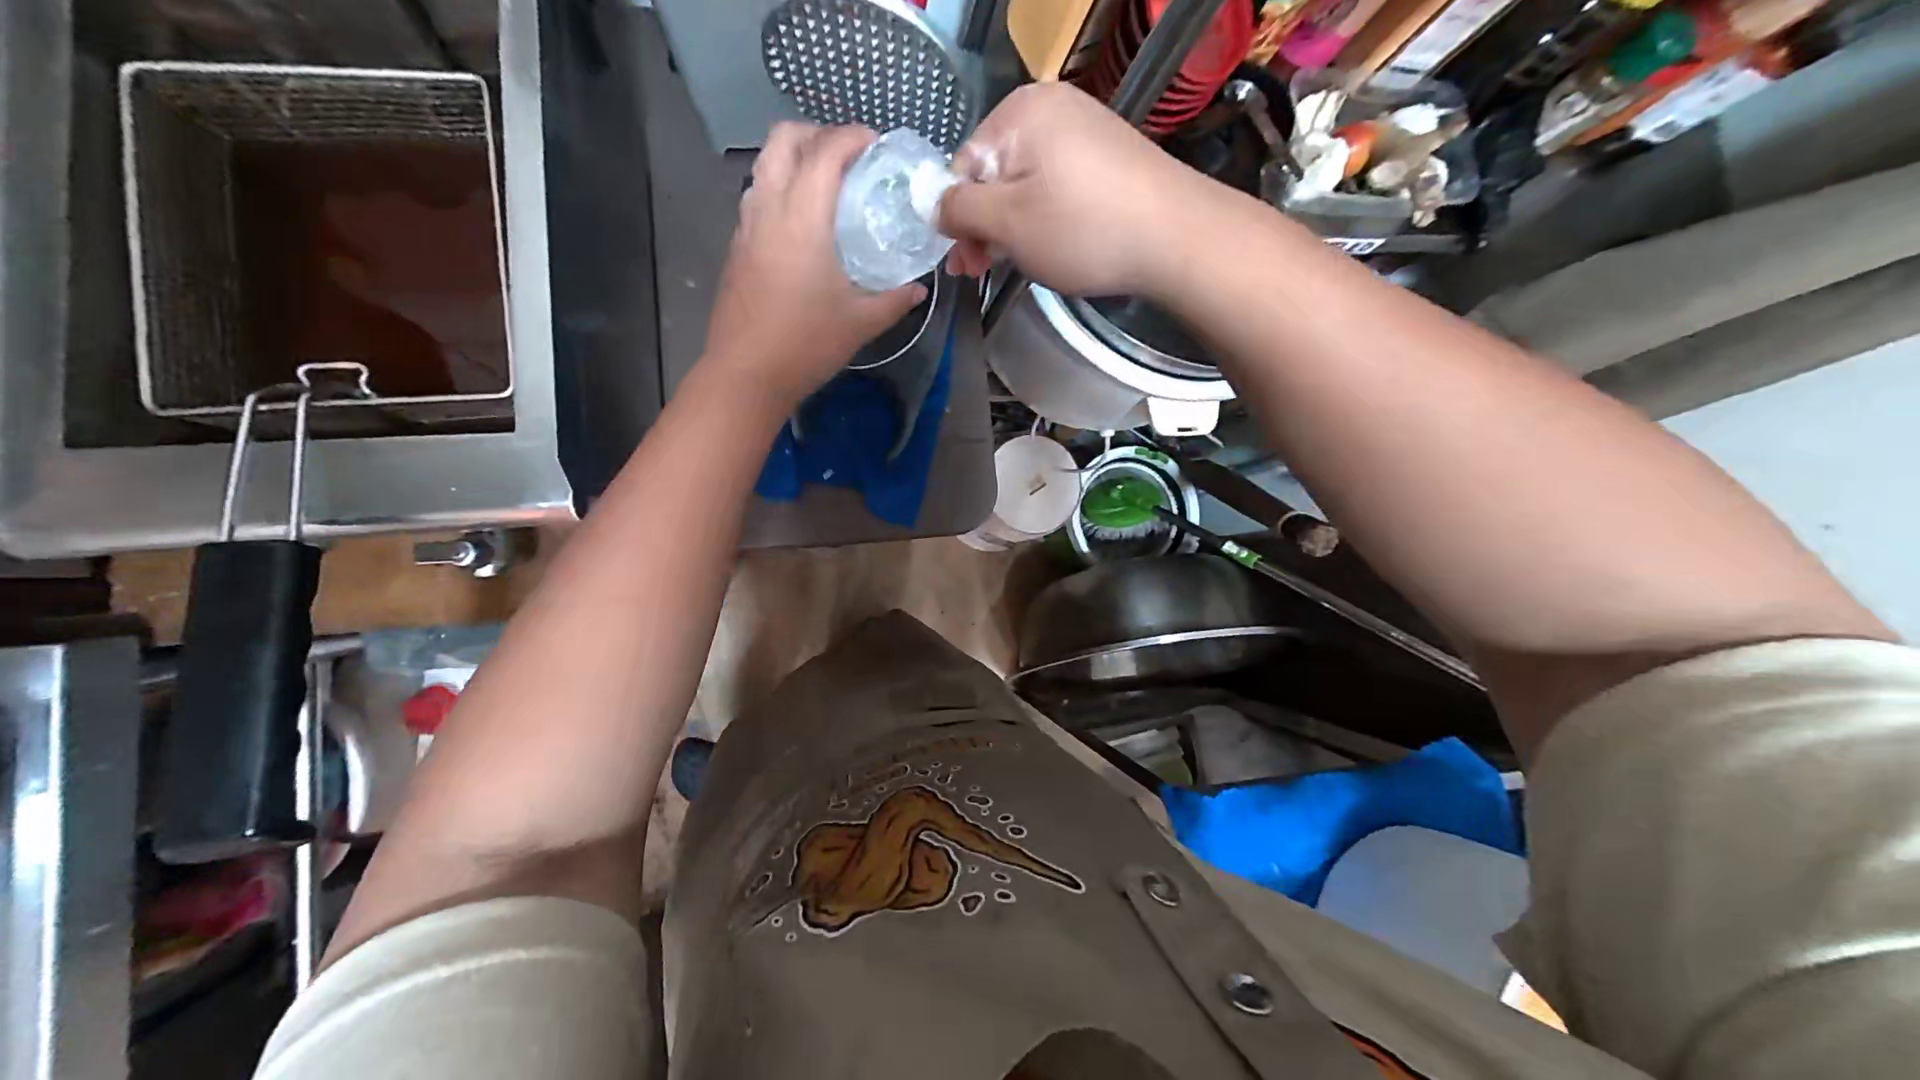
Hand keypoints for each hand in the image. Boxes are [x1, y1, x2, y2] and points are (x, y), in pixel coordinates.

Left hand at [701, 123, 926, 411]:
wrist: (746, 374)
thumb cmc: (807, 344)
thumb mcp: (861, 322)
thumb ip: (895, 300)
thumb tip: (918, 289)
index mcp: (802, 217)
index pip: (826, 150)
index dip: (854, 137)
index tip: (877, 146)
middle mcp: (769, 207)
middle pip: (784, 139)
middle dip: (817, 134)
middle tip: (848, 159)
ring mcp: (746, 226)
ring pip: (765, 165)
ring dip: (795, 160)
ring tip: (827, 188)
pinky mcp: (736, 247)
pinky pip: (758, 196)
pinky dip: (781, 190)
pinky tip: (804, 226)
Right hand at [939, 83, 1222, 297]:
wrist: (1176, 238)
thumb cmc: (1083, 228)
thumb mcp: (1007, 223)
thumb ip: (959, 210)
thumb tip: (932, 203)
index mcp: (1019, 112)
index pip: (963, 166)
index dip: (958, 219)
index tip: (964, 262)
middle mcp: (1051, 108)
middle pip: (994, 174)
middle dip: (986, 226)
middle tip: (985, 270)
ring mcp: (1084, 129)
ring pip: (1025, 185)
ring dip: (1014, 228)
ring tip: (1022, 262)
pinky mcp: (1107, 156)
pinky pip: (1057, 186)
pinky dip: (1046, 218)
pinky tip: (1053, 245)